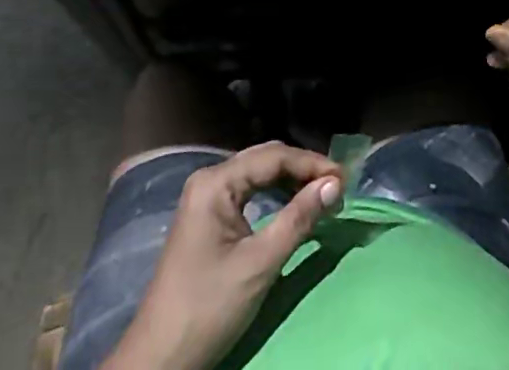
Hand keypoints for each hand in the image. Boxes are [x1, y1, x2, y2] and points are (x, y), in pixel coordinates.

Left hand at [105, 143, 342, 369]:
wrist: (163, 352)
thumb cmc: (211, 304)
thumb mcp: (261, 262)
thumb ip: (299, 218)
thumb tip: (334, 185)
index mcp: (215, 182)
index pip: (272, 157)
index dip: (311, 163)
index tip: (345, 179)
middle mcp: (209, 179)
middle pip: (264, 159)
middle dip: (303, 168)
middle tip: (339, 185)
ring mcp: (206, 197)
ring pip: (257, 174)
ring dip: (291, 180)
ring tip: (324, 193)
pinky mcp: (208, 215)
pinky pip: (248, 191)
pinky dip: (275, 194)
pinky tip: (295, 204)